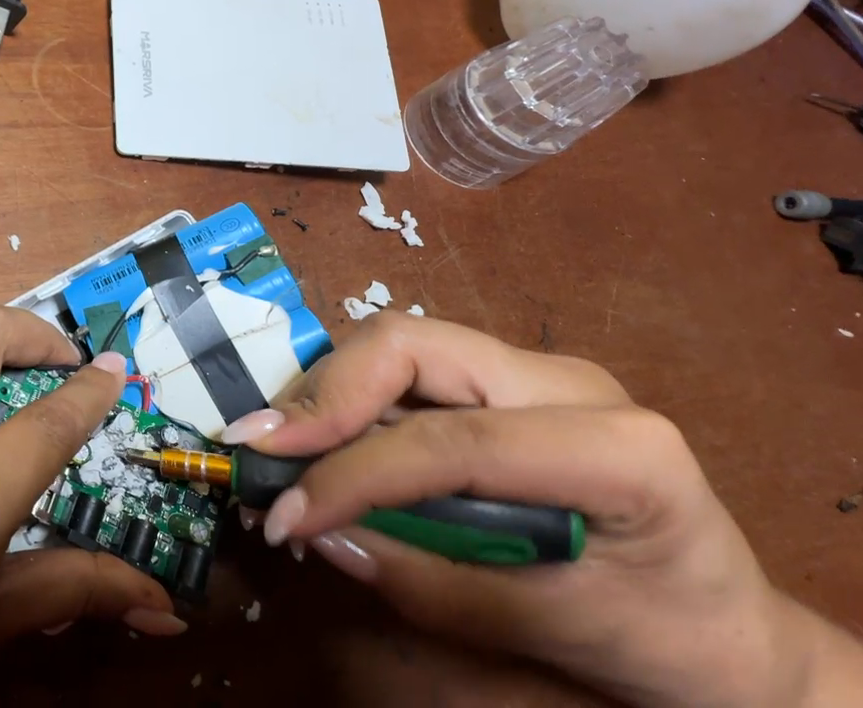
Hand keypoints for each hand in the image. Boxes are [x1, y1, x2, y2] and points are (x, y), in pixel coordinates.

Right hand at [225, 311, 862, 707]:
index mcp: (616, 444)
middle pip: (408, 346)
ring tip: (275, 449)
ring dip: (320, 394)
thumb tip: (317, 534)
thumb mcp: (558, 630)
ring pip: (390, 346)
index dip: (355, 472)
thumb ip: (434, 585)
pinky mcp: (488, 384)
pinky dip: (339, 402)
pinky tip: (310, 441)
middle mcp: (561, 381)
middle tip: (259, 447)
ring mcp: (522, 373)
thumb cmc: (667, 638)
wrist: (726, 628)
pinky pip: (394, 372)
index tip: (287, 515)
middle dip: (322, 395)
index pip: (453, 439)